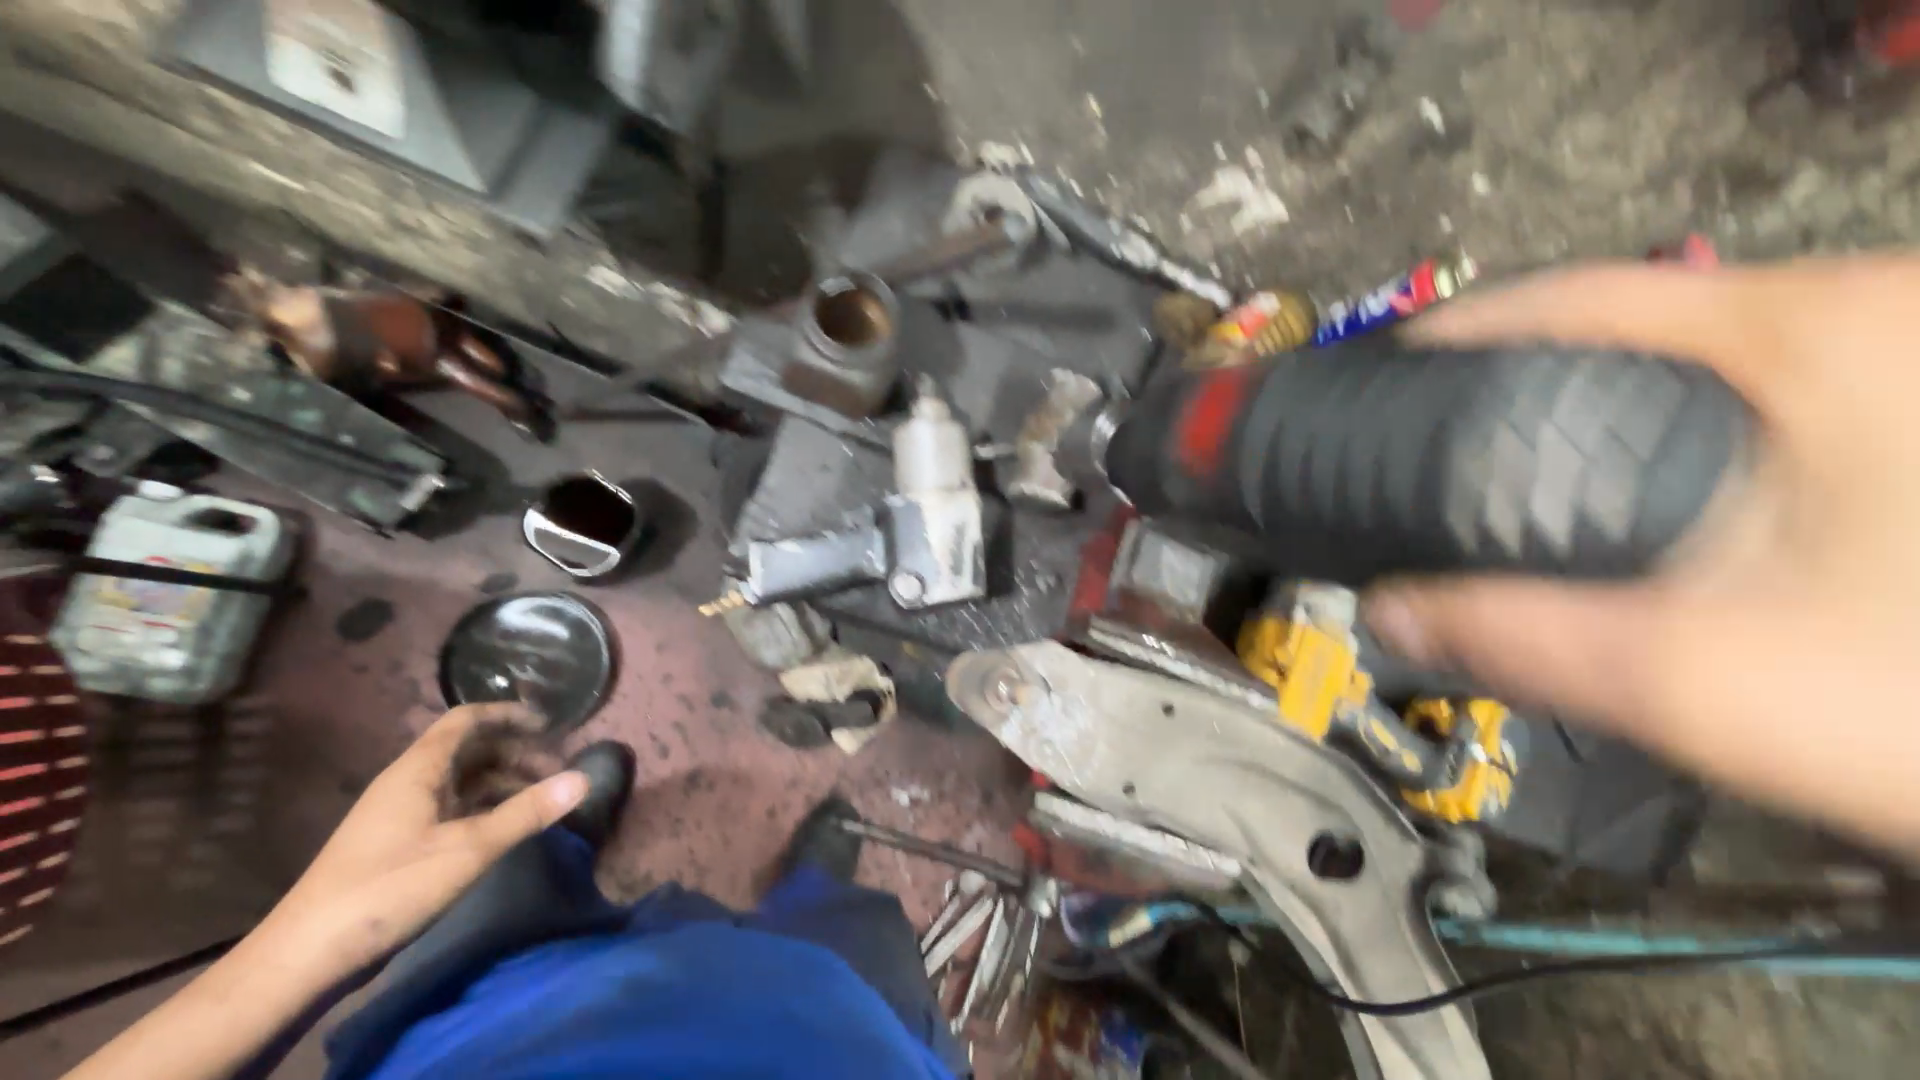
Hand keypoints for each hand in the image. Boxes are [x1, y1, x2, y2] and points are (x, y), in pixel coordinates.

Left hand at [259, 703, 586, 983]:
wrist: (307, 956)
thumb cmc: (390, 887)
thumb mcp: (469, 850)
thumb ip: (527, 812)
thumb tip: (584, 778)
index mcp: (417, 771)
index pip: (465, 720)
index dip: (507, 714)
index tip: (550, 722)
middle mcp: (408, 784)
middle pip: (468, 750)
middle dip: (515, 753)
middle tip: (558, 769)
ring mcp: (402, 816)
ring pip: (462, 783)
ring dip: (503, 783)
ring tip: (543, 799)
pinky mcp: (400, 846)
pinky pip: (453, 810)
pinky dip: (486, 810)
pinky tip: (508, 829)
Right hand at [1366, 257, 1919, 853]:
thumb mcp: (1698, 672)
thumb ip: (1515, 635)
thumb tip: (1389, 613)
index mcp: (1807, 338)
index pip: (1582, 296)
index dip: (1464, 328)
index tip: (1390, 364)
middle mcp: (1867, 325)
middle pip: (1636, 326)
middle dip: (1522, 379)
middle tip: (1440, 438)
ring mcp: (1900, 373)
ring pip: (1700, 368)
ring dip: (1597, 412)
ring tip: (1517, 471)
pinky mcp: (1911, 429)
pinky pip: (1755, 406)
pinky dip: (1671, 439)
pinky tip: (1640, 501)